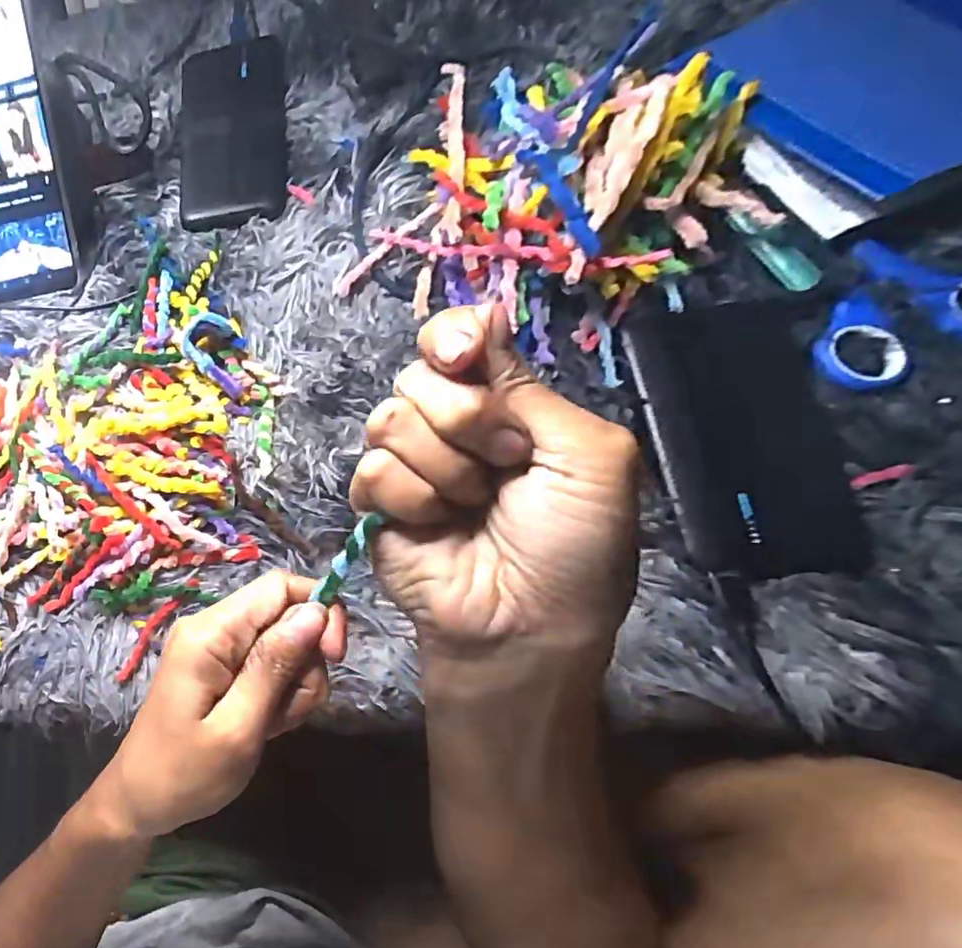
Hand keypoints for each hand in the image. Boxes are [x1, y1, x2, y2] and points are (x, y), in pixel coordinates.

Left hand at [86, 572, 347, 838]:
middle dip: (306, 662)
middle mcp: (211, 628)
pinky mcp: (219, 668)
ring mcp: (214, 648)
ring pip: (284, 645)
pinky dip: (278, 695)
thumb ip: (275, 666)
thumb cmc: (186, 773)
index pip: (279, 586)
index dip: (319, 611)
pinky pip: (267, 666)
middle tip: (288, 711)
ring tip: (271, 726)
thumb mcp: (238, 726)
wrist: (141, 800)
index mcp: (210, 633)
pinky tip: (264, 727)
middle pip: (286, 615)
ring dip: (294, 686)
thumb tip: (315, 611)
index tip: (334, 657)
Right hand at [350, 303, 640, 664]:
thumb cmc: (573, 545)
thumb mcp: (590, 455)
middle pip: (415, 376)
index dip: (450, 338)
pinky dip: (409, 501)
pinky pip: (370, 472)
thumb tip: (483, 311)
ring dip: (442, 469)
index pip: (455, 339)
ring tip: (471, 507)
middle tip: (503, 465)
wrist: (520, 622)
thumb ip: (529, 388)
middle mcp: (449, 425)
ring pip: (388, 422)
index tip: (463, 358)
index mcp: (503, 403)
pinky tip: (435, 527)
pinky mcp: (374, 502)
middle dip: (463, 421)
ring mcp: (408, 464)